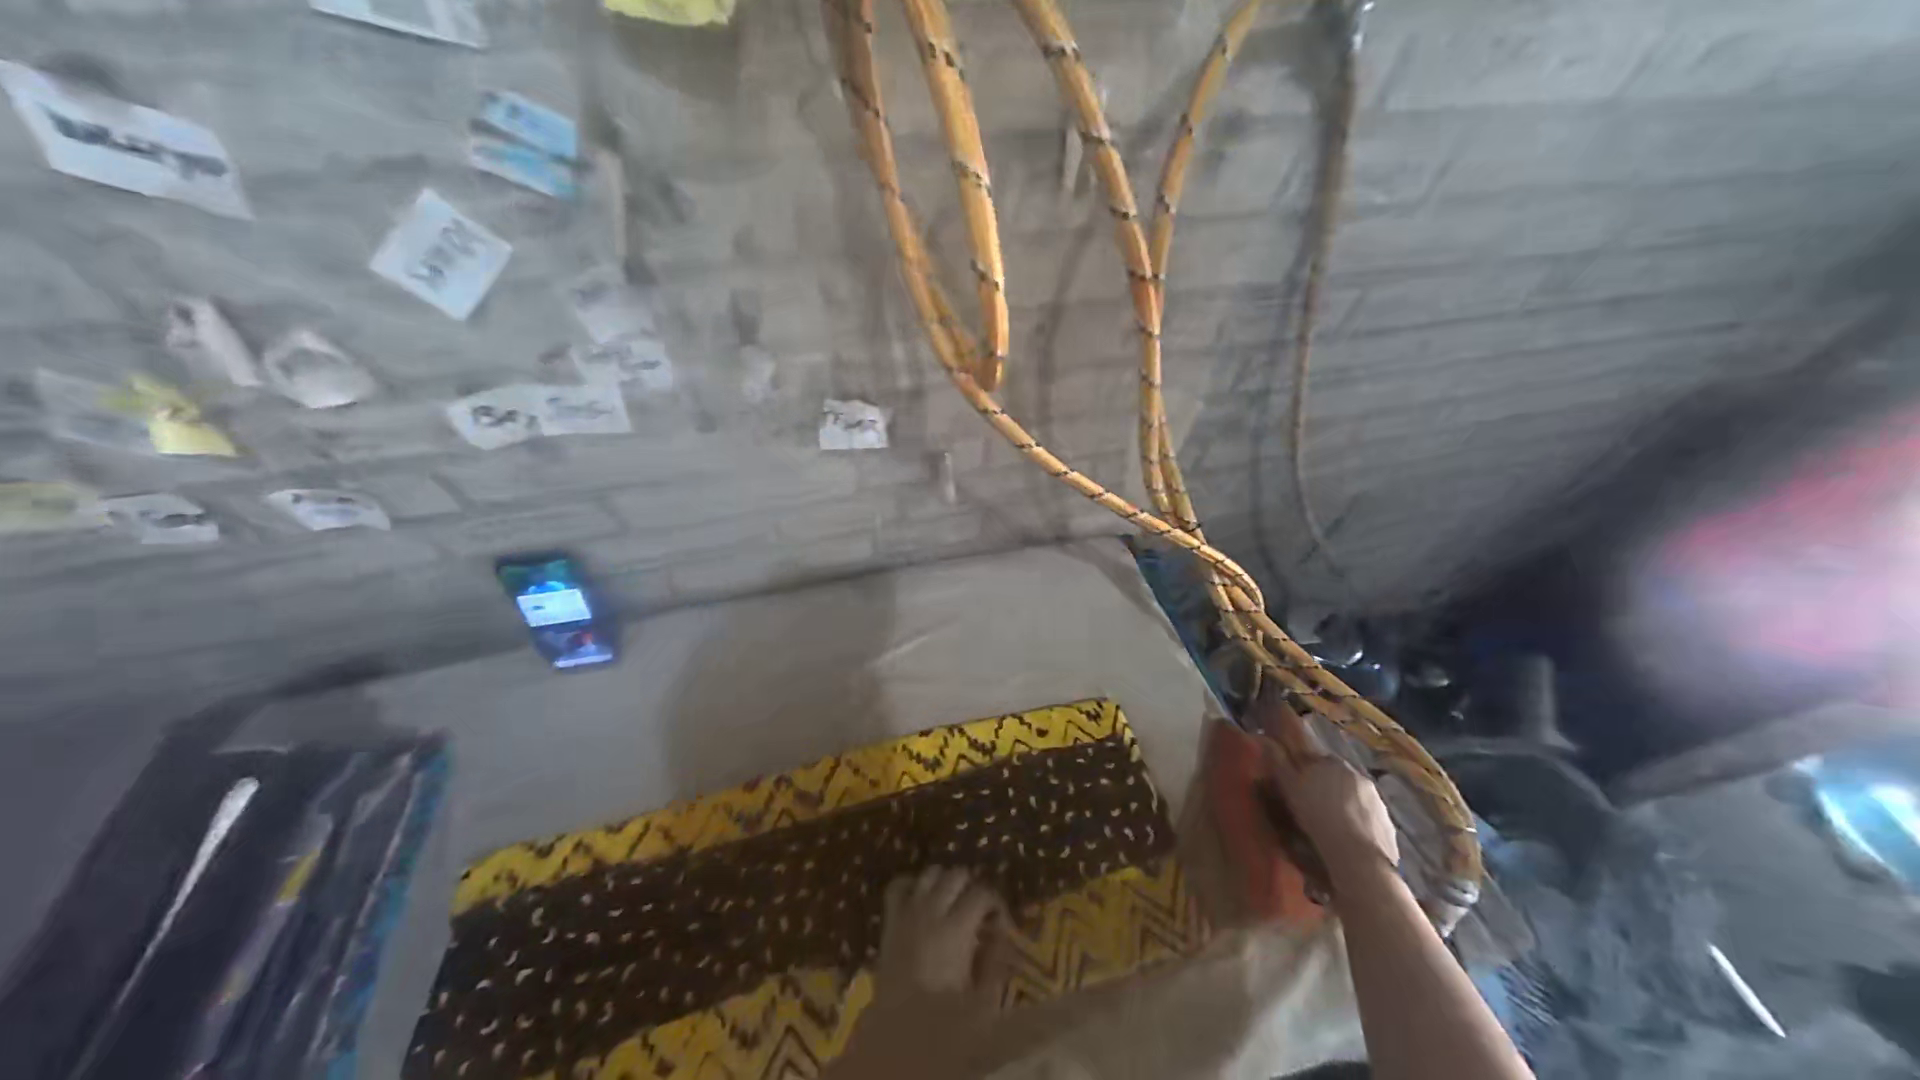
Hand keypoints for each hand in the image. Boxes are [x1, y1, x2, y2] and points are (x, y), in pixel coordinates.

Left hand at [831, 867, 1007, 1079]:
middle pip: (957, 875)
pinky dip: (913, 884)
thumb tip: (1003, 935)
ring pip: (930, 873)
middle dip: (972, 887)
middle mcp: (932, 911)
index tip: (1002, 924)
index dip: (996, 904)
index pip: (982, 894)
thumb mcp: (981, 997)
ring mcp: (908, 912)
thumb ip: (995, 961)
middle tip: (978, 912)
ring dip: (945, 881)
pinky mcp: (890, 920)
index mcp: (957, 929)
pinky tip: (922, 898)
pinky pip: (898, 886)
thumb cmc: (942, 1021)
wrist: (895, 1035)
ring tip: (953, 901)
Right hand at [1249, 691, 1399, 890]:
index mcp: (1331, 763)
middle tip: (1311, 808)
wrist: (1356, 857)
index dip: (1306, 771)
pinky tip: (1347, 843)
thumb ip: (1278, 762)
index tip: (1297, 786)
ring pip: (1355, 800)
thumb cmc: (1316, 816)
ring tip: (1330, 829)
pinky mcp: (1388, 827)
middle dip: (1327, 788)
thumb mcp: (1288, 787)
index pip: (1317, 759)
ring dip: (1344, 808)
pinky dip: (1358, 827)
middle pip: (1338, 778)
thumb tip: (1266, 740)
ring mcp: (1377, 802)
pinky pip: (1368, 822)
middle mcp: (1357, 776)